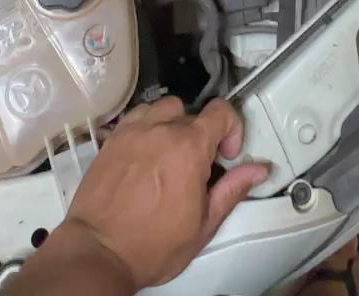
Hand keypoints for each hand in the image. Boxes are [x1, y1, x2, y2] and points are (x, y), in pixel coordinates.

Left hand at [39, 97, 269, 291]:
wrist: (99, 251)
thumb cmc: (153, 244)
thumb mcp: (202, 225)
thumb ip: (232, 189)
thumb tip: (259, 169)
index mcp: (190, 147)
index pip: (222, 111)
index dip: (232, 129)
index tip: (226, 156)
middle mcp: (163, 128)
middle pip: (194, 114)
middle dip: (202, 137)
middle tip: (196, 169)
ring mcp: (136, 128)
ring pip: (166, 108)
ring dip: (175, 125)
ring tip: (170, 155)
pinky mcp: (114, 135)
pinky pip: (139, 114)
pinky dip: (149, 124)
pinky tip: (147, 151)